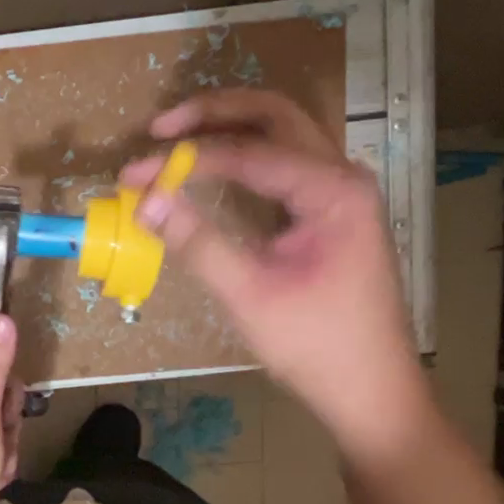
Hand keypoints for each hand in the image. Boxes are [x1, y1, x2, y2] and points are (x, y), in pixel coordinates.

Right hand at [120, 90, 432, 460]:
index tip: (133, 175)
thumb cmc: (316, 345)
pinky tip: (211, 173)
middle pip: (274, 118)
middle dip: (214, 114)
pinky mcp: (329, 217)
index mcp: (332, 190)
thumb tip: (145, 202)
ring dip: (230, 130)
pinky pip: (283, 168)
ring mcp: (338, 195)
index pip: (247, 153)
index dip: (185, 159)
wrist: (371, 389)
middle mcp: (341, 178)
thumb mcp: (250, 295)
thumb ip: (198, 242)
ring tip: (178, 139)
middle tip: (159, 127)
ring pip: (281, 137)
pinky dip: (244, 160)